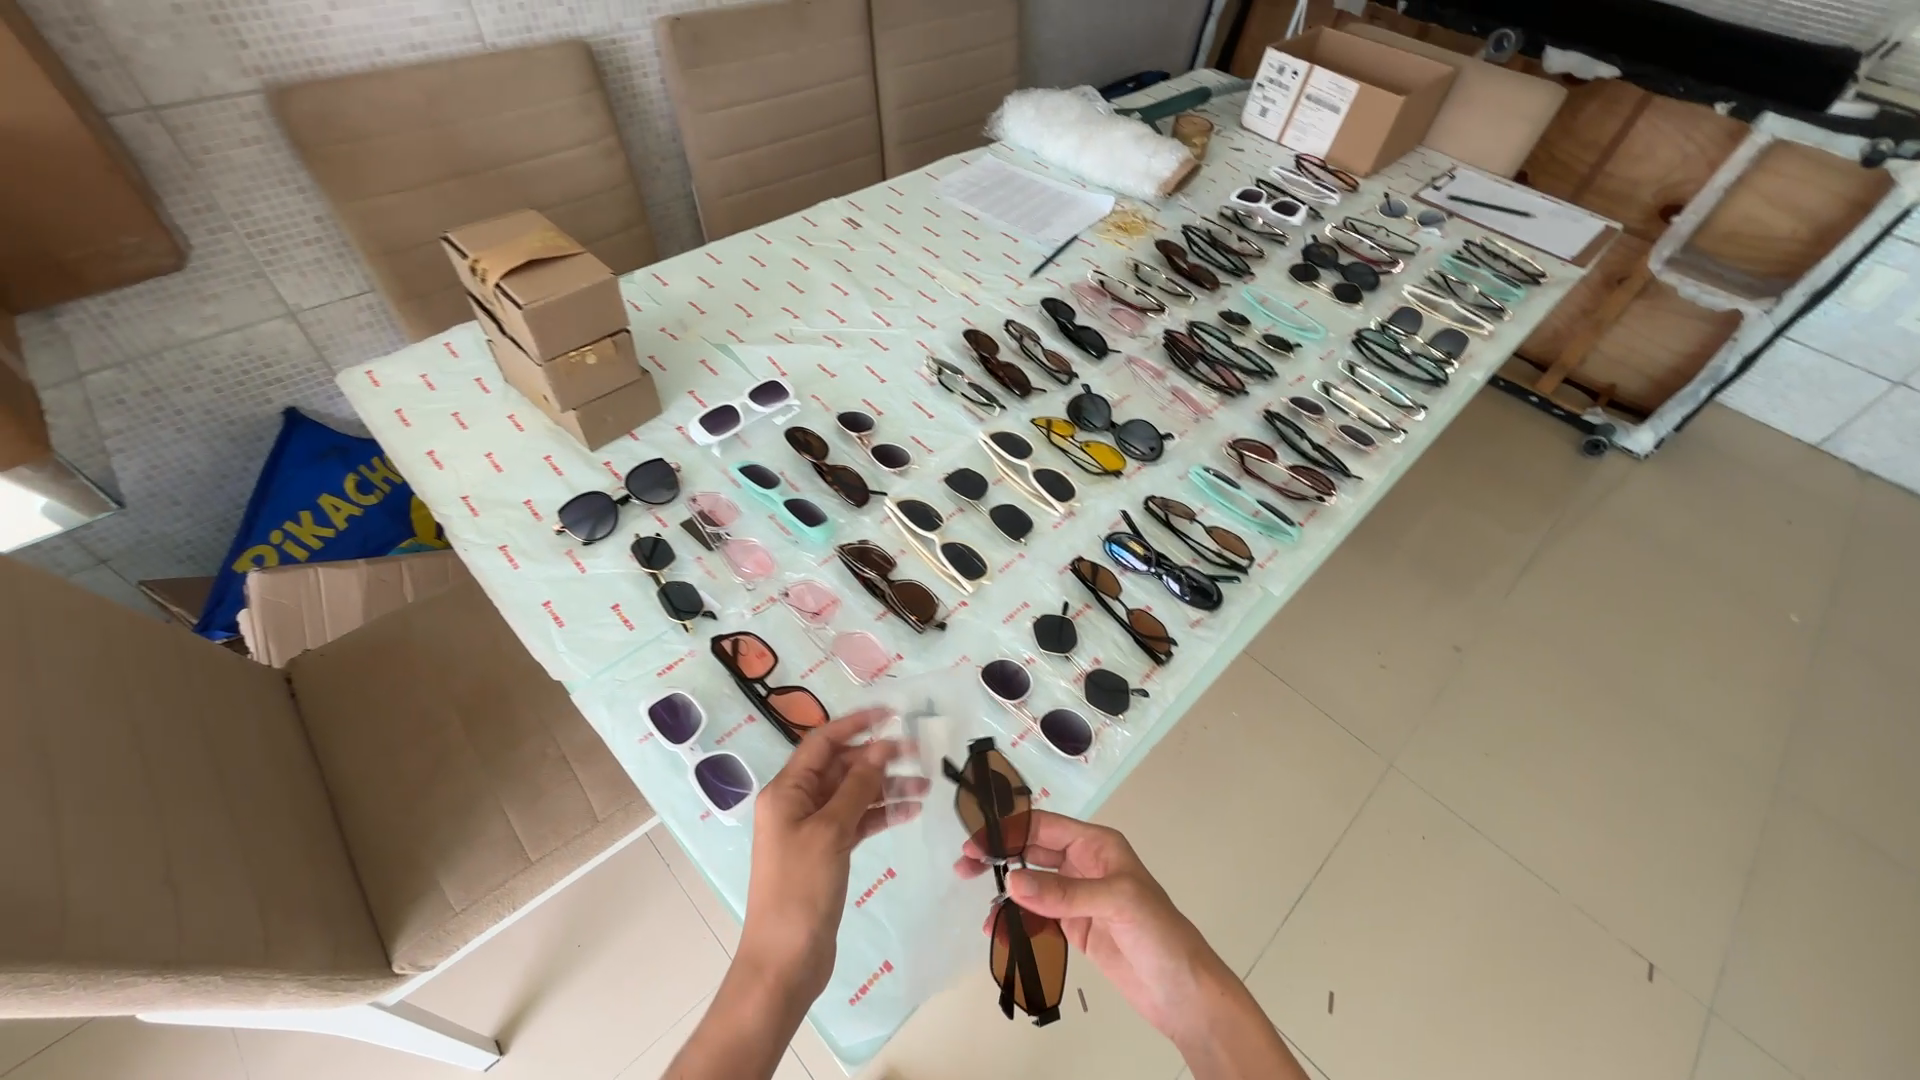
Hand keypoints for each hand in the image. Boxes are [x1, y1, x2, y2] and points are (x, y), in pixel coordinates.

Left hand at [738, 709, 923, 998]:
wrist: (785, 960)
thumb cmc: (800, 890)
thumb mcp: (830, 832)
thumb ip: (857, 787)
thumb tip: (880, 747)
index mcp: (786, 791)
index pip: (823, 742)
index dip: (856, 725)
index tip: (893, 715)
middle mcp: (796, 803)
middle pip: (842, 767)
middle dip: (879, 759)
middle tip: (921, 757)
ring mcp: (812, 829)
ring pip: (854, 795)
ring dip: (886, 788)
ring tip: (925, 788)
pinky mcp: (826, 853)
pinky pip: (857, 822)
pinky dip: (881, 815)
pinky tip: (909, 812)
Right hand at [958, 810, 1229, 1043]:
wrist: (1184, 992)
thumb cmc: (1159, 932)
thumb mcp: (1116, 901)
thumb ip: (1063, 892)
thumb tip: (1012, 881)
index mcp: (1097, 845)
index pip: (1044, 826)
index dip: (1009, 830)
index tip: (976, 840)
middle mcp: (1083, 864)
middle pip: (1031, 852)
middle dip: (999, 856)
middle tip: (964, 866)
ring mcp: (1077, 898)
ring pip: (1030, 886)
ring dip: (1005, 893)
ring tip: (979, 907)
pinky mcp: (1074, 929)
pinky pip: (1036, 917)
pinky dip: (1016, 922)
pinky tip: (998, 930)